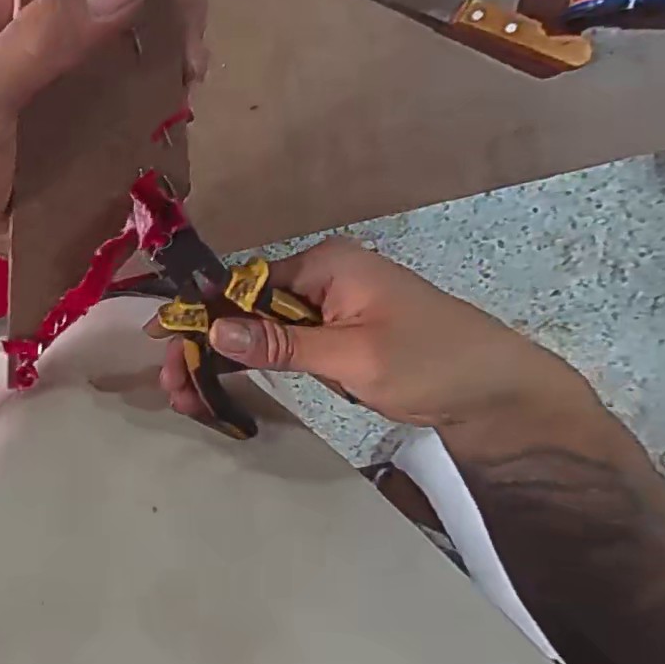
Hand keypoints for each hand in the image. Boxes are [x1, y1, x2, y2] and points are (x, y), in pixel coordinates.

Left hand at [0, 0, 210, 237]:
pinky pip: (137, 61)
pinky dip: (168, 67)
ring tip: (190, 69)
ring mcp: (66, 53)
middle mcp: (38, 12)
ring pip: (134, 8)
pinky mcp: (88, 93)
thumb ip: (38, 41)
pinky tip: (181, 90)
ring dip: (174, 25)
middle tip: (183, 12)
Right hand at [159, 237, 594, 428]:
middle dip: (203, 346)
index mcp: (325, 265)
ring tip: (185, 395)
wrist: (502, 399)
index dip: (200, 311)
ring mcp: (320, 310)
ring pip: (252, 332)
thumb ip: (278, 343)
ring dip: (218, 362)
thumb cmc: (435, 362)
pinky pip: (272, 348)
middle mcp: (317, 279)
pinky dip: (245, 368)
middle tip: (172, 384)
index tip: (162, 337)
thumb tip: (212, 333)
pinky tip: (215, 389)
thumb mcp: (352, 354)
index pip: (244, 283)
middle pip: (241, 310)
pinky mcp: (324, 339)